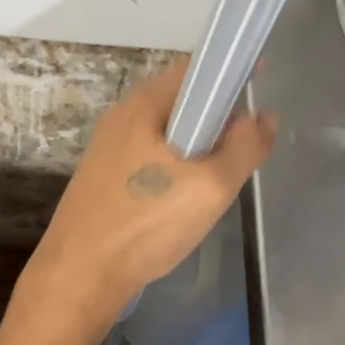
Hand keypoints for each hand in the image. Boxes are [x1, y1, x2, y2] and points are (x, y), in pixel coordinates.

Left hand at [15, 64, 276, 328]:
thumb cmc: (146, 224)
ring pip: (165, 134)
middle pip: (181, 102)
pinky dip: (173, 169)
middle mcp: (120, 117)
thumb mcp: (211, 186)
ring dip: (196, 148)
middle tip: (241, 152)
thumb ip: (245, 147)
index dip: (231, 73)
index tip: (260, 88)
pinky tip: (180, 204)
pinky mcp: (101, 178)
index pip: (195, 69)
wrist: (80, 275)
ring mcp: (106, 149)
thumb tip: (265, 117)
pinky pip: (148, 159)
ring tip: (214, 184)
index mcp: (142, 104)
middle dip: (216, 119)